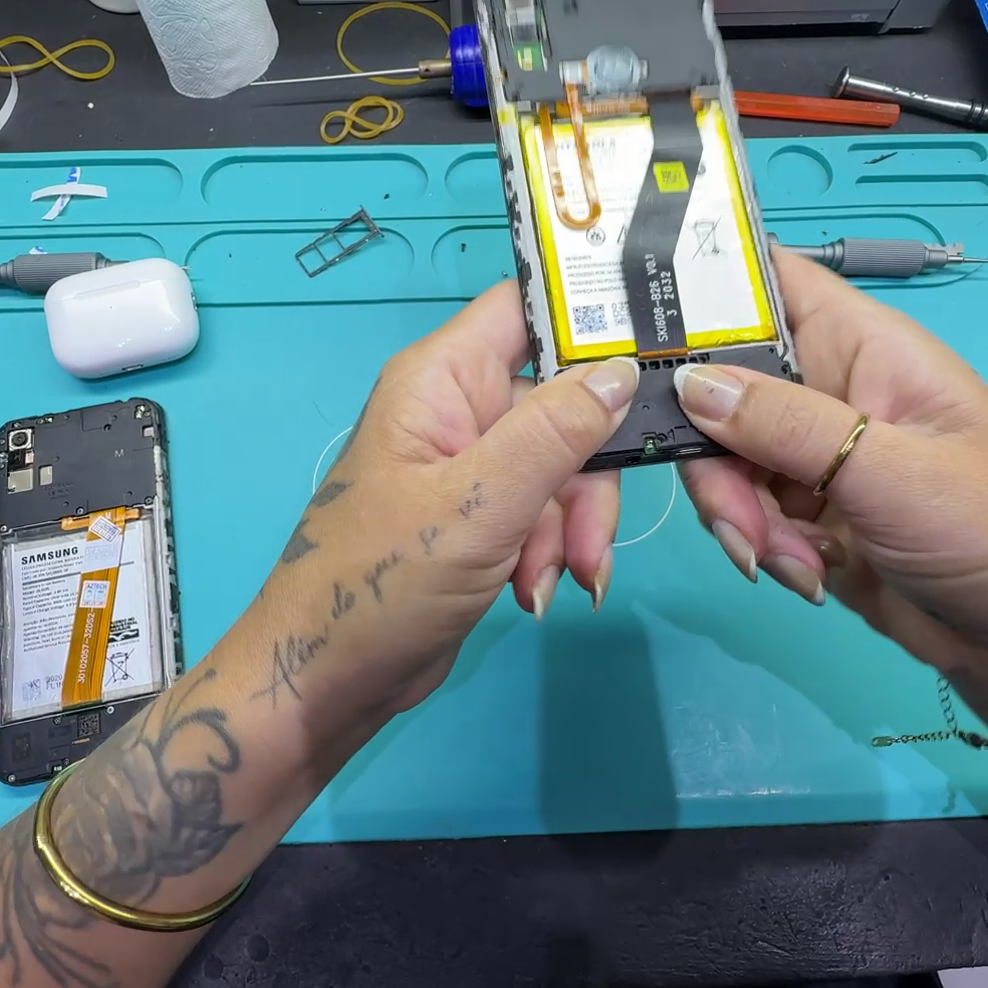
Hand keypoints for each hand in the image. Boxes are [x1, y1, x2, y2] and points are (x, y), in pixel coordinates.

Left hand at [245, 283, 637, 722]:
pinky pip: (545, 511)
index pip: (526, 309)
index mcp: (443, 379)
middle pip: (564, 403)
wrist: (332, 678)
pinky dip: (553, 549)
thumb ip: (555, 432)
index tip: (656, 352)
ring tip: (551, 583)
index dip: (590, 317)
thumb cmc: (385, 581)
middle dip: (587, 477)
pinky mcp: (485, 515)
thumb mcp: (479, 503)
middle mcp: (462, 410)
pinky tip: (536, 593)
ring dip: (572, 528)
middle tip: (591, 544)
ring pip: (564, 466)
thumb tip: (622, 368)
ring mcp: (474, 466)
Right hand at [674, 250, 987, 736]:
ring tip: (788, 564)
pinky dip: (755, 545)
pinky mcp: (797, 510)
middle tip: (740, 520)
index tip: (634, 317)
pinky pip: (740, 510)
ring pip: (720, 458)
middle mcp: (823, 390)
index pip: (771, 282)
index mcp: (860, 347)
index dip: (704, 283)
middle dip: (715, 457)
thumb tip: (687, 382)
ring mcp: (806, 453)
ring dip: (737, 515)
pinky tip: (802, 576)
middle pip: (719, 388)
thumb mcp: (893, 473)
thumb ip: (786, 426)